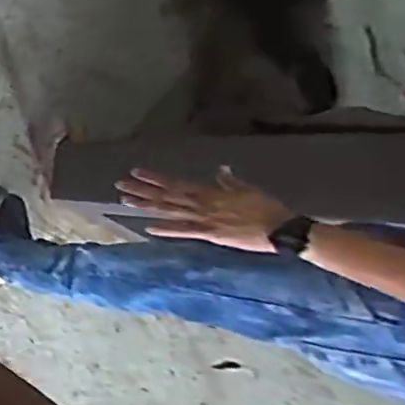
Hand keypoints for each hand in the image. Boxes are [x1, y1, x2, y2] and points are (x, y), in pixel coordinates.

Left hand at [115, 167, 294, 252]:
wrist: (284, 230)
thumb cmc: (269, 208)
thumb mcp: (248, 190)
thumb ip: (230, 181)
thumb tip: (221, 169)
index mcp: (208, 192)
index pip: (175, 183)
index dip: (154, 178)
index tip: (135, 172)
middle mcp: (200, 204)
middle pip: (165, 195)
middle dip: (141, 190)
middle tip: (119, 184)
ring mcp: (203, 219)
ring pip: (169, 211)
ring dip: (146, 206)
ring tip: (125, 200)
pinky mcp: (210, 235)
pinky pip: (184, 232)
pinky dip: (166, 230)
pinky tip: (148, 227)